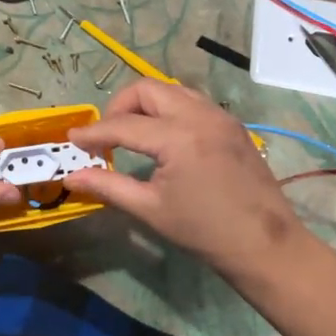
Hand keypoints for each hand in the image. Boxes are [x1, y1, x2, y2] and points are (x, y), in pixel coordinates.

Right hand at [65, 80, 302, 280]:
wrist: (265, 246)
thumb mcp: (149, 209)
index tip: (71, 140)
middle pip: (146, 90)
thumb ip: (107, 186)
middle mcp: (199, 116)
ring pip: (171, 90)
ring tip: (133, 134)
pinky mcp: (231, 124)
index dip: (93, 133)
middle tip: (107, 136)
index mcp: (178, 137)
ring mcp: (220, 116)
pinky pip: (192, 101)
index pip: (122, 125)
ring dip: (145, 105)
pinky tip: (164, 138)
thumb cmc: (204, 231)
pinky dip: (170, 110)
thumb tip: (70, 177)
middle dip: (119, 107)